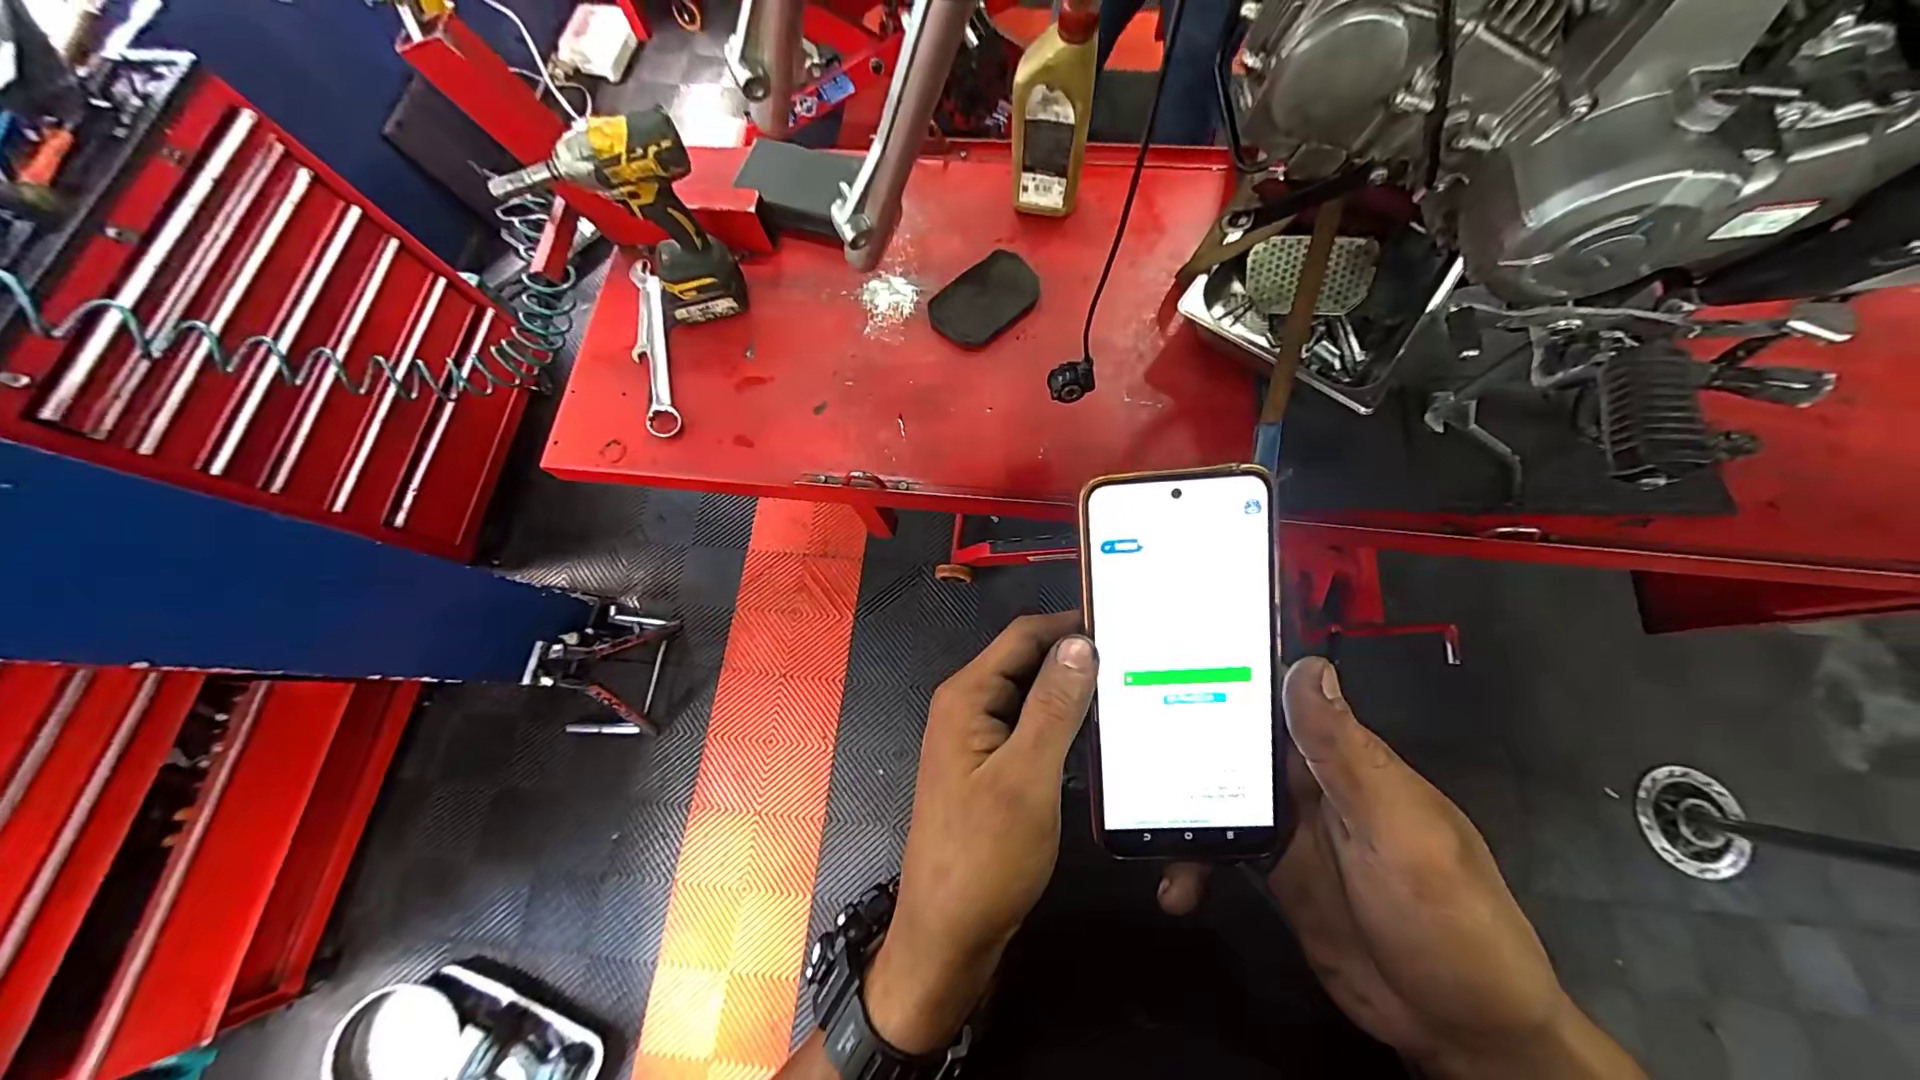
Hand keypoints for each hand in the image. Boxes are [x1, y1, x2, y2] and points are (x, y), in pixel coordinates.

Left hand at [863, 612, 1095, 1054]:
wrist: (949, 933)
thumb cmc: (984, 855)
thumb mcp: (1027, 777)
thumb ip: (1053, 706)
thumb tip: (1080, 643)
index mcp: (966, 696)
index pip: (1023, 635)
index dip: (1070, 623)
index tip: (1124, 623)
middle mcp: (967, 707)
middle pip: (1027, 662)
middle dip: (1076, 658)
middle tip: (1137, 660)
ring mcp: (978, 739)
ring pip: (1032, 696)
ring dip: (1072, 693)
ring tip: (1129, 691)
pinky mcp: (991, 767)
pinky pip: (1030, 728)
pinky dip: (1062, 724)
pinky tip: (1098, 734)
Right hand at [1160, 658, 1643, 1079]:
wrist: (1466, 1032)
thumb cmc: (1449, 920)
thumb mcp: (1399, 834)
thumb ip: (1346, 754)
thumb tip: (1308, 665)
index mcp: (1340, 758)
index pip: (1273, 698)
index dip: (1221, 673)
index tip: (1159, 658)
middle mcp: (1307, 782)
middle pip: (1229, 745)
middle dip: (1176, 742)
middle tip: (1120, 748)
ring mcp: (1287, 828)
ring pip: (1213, 794)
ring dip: (1175, 808)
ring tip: (1136, 827)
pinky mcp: (1271, 870)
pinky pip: (1217, 849)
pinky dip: (1191, 864)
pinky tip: (1176, 890)